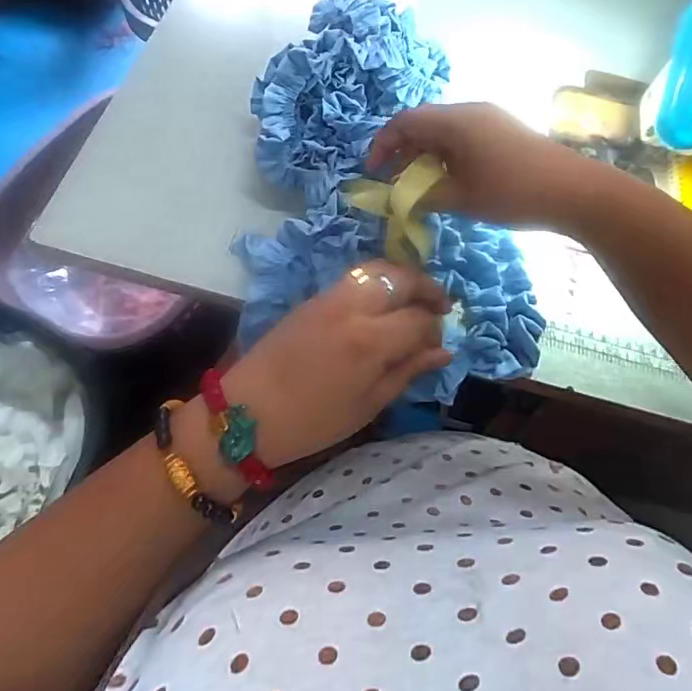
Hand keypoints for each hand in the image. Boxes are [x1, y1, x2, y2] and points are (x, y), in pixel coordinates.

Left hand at [173, 261, 453, 500]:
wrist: (247, 412)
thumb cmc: (312, 421)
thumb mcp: (368, 405)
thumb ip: (408, 372)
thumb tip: (444, 352)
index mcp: (370, 340)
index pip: (419, 319)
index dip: (435, 330)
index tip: (438, 344)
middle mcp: (354, 307)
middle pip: (402, 278)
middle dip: (428, 288)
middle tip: (442, 306)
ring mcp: (331, 296)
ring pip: (378, 268)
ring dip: (403, 278)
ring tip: (416, 298)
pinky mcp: (315, 296)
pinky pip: (356, 276)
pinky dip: (379, 280)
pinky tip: (385, 301)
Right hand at [367, 102, 608, 229]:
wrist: (575, 191)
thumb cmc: (513, 192)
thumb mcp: (462, 199)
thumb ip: (425, 196)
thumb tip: (403, 198)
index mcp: (455, 121)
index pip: (404, 122)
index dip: (383, 145)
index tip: (374, 173)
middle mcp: (471, 111)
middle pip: (424, 123)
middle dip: (404, 151)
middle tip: (396, 182)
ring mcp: (491, 118)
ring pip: (445, 130)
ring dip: (427, 155)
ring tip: (422, 185)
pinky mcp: (505, 131)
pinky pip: (465, 136)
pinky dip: (448, 155)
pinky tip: (452, 180)